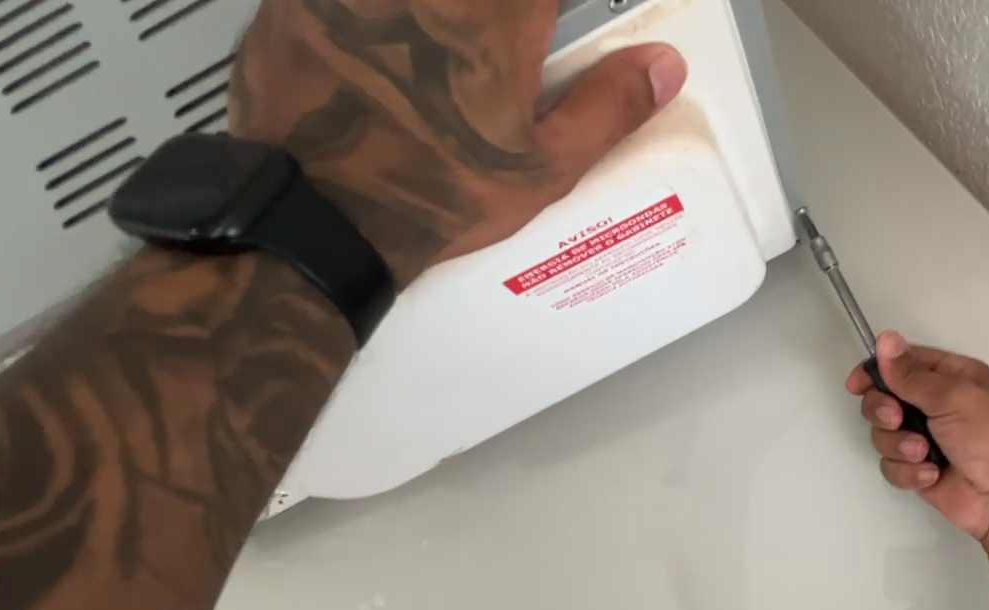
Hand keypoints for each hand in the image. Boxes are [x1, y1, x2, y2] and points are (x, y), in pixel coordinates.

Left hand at [231, 0, 687, 285]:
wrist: (326, 210)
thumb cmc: (436, 189)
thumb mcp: (548, 164)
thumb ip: (610, 106)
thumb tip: (662, 68)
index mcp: (498, 12)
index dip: (574, 11)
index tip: (573, 28)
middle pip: (497, 1)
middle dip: (516, 22)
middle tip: (514, 61)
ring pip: (440, 1)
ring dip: (457, 26)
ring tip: (455, 83)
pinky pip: (369, 2)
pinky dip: (397, 24)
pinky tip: (401, 63)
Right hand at [847, 332, 988, 545]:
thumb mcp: (954, 396)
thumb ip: (911, 374)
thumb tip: (885, 339)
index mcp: (950, 377)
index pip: (902, 364)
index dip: (876, 371)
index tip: (857, 384)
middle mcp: (935, 405)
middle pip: (884, 398)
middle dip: (884, 411)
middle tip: (897, 419)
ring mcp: (925, 439)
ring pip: (883, 435)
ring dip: (899, 445)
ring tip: (924, 454)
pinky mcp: (918, 471)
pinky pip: (892, 466)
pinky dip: (909, 472)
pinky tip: (933, 475)